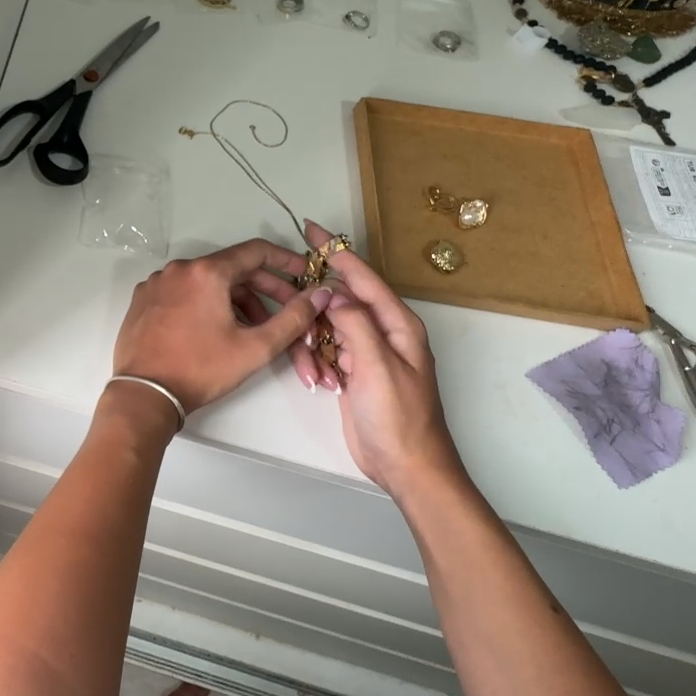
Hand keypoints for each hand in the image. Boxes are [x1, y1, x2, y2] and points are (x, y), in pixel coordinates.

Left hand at [113, 240, 330, 412]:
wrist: (145, 392)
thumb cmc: (201, 368)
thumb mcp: (255, 346)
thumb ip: (293, 317)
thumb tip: (320, 293)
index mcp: (205, 272)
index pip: (255, 251)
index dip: (286, 261)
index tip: (305, 275)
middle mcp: (178, 269)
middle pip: (231, 267)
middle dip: (264, 287)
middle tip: (288, 310)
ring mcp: (156, 283)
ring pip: (207, 281)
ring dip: (235, 298)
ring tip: (254, 328)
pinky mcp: (143, 299)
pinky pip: (183, 291)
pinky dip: (206, 302)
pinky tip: (218, 328)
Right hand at [301, 220, 463, 494]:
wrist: (406, 467)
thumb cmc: (399, 419)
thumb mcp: (378, 368)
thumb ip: (356, 326)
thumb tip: (334, 294)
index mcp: (398, 326)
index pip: (363, 279)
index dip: (337, 252)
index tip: (311, 228)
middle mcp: (383, 333)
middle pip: (340, 299)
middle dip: (315, 304)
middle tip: (290, 300)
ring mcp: (367, 352)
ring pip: (327, 326)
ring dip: (313, 343)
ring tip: (316, 371)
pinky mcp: (352, 370)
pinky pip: (324, 350)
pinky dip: (315, 361)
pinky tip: (318, 381)